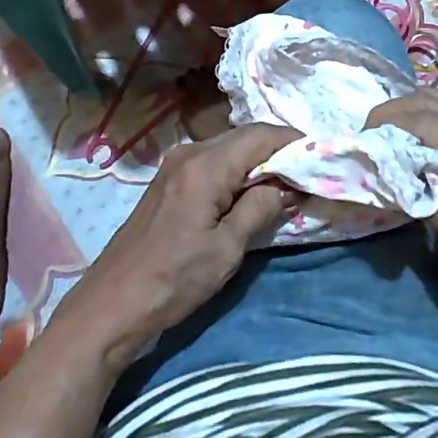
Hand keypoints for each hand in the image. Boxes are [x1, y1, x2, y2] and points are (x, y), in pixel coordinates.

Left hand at [53, 123, 301, 366]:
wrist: (114, 301)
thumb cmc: (174, 279)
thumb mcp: (226, 248)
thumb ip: (260, 209)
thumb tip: (287, 186)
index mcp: (205, 165)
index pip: (260, 135)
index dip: (293, 140)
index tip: (322, 156)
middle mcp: (188, 153)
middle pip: (243, 136)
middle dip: (278, 150)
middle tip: (310, 171)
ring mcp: (174, 165)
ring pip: (227, 148)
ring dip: (257, 161)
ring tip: (288, 183)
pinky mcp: (168, 180)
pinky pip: (211, 162)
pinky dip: (236, 170)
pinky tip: (252, 190)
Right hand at [366, 90, 437, 301]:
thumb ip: (434, 206)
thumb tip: (393, 176)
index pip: (428, 123)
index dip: (388, 126)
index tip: (362, 145)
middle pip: (427, 103)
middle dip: (388, 115)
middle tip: (364, 140)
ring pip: (434, 97)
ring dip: (401, 111)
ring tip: (380, 136)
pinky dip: (417, 111)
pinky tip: (406, 134)